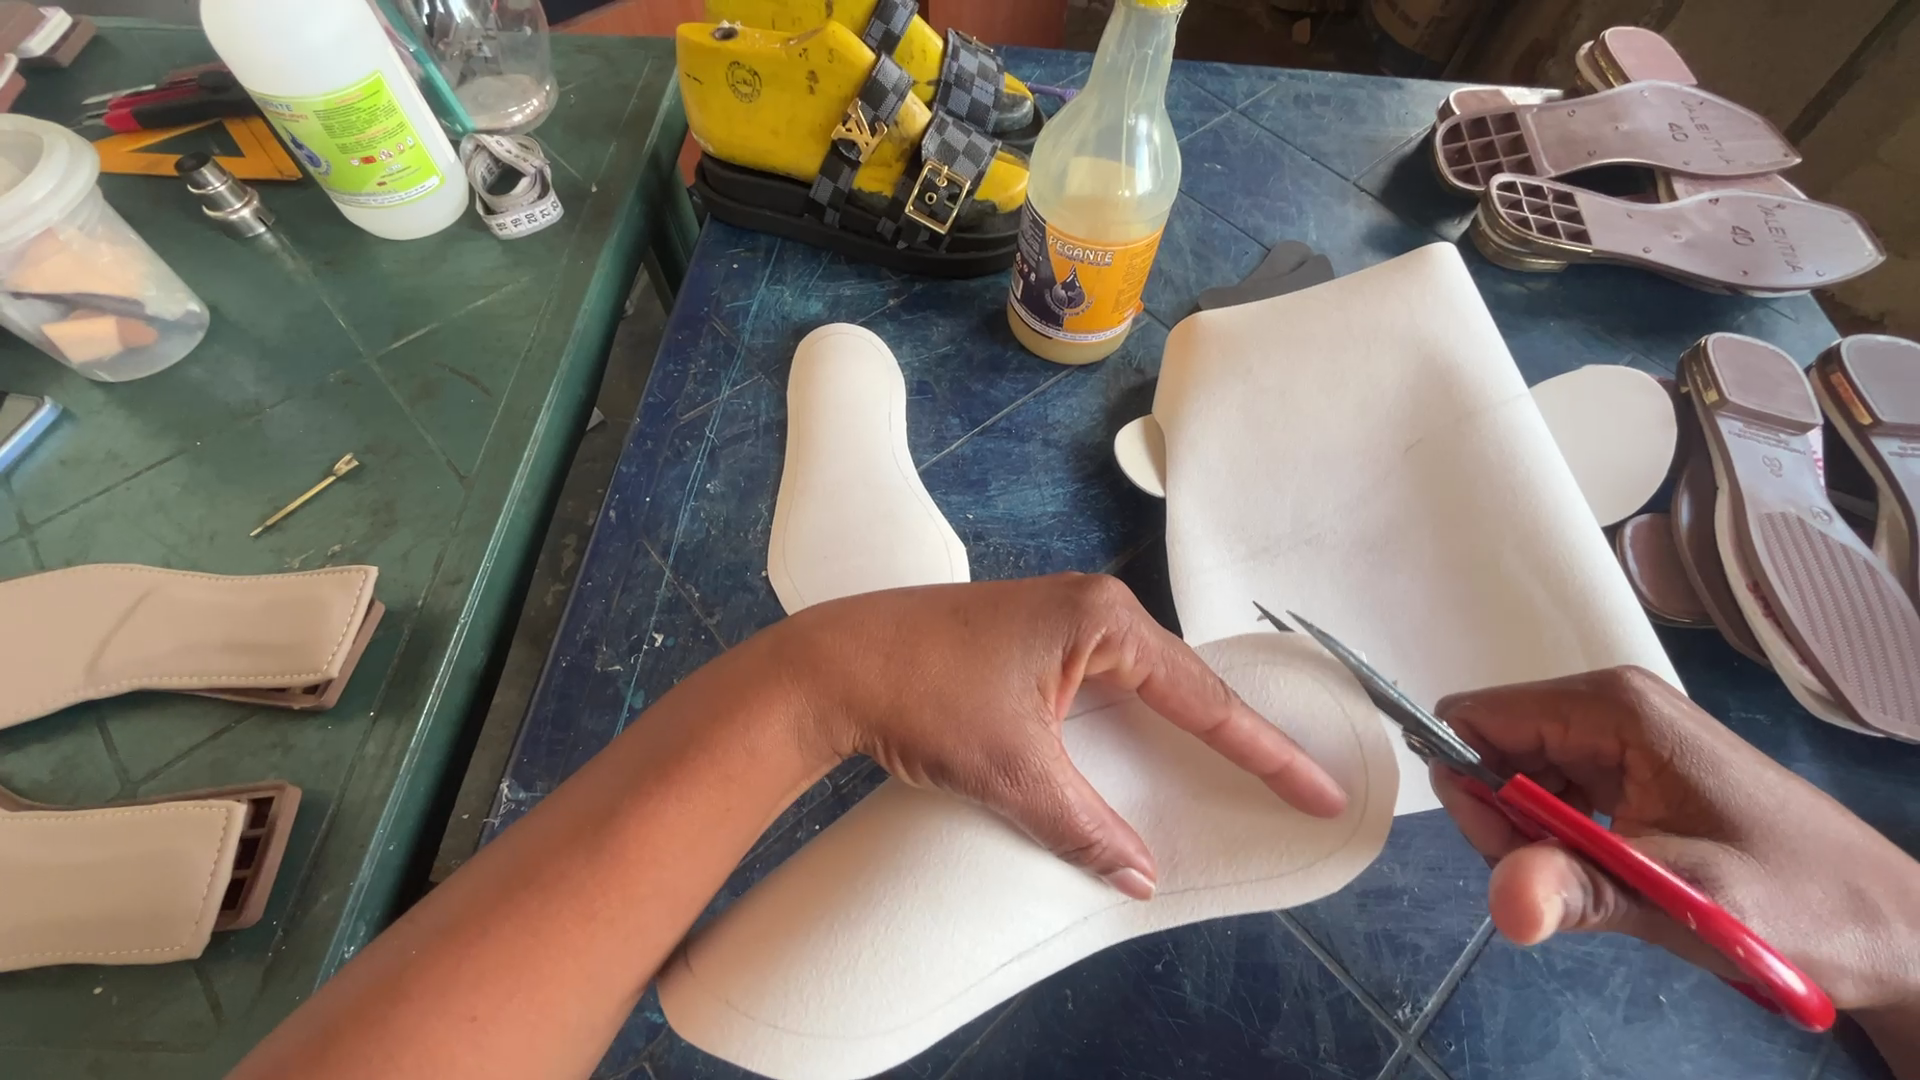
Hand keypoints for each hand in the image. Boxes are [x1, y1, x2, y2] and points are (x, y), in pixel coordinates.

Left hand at [755, 574, 1347, 899]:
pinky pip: (1102, 683)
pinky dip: (1127, 721)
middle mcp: (1089, 607)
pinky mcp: (1030, 639)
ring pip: (1139, 683)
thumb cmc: (921, 694)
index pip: (1203, 696)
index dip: (1266, 752)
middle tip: (1285, 786)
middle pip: (1178, 683)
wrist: (833, 665)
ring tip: (1226, 775)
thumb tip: (1138, 875)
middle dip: (1228, 735)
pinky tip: (1137, 751)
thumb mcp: (1011, 768)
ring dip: (1174, 729)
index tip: (1321, 790)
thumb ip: (1083, 824)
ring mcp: (1057, 618)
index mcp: (1102, 620)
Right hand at [1432, 666, 1919, 1012]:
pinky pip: (1544, 785)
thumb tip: (1503, 907)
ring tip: (1585, 877)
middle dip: (1498, 813)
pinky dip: (1549, 831)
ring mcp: (1615, 733)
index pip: (1471, 717)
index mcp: (1608, 706)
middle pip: (1486, 745)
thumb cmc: (1806, 904)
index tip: (1503, 846)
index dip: (1466, 780)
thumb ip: (1585, 890)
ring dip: (1523, 829)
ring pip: (1509, 768)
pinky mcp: (1624, 763)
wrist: (1907, 935)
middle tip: (1550, 874)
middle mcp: (1602, 705)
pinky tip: (1597, 864)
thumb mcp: (1690, 898)